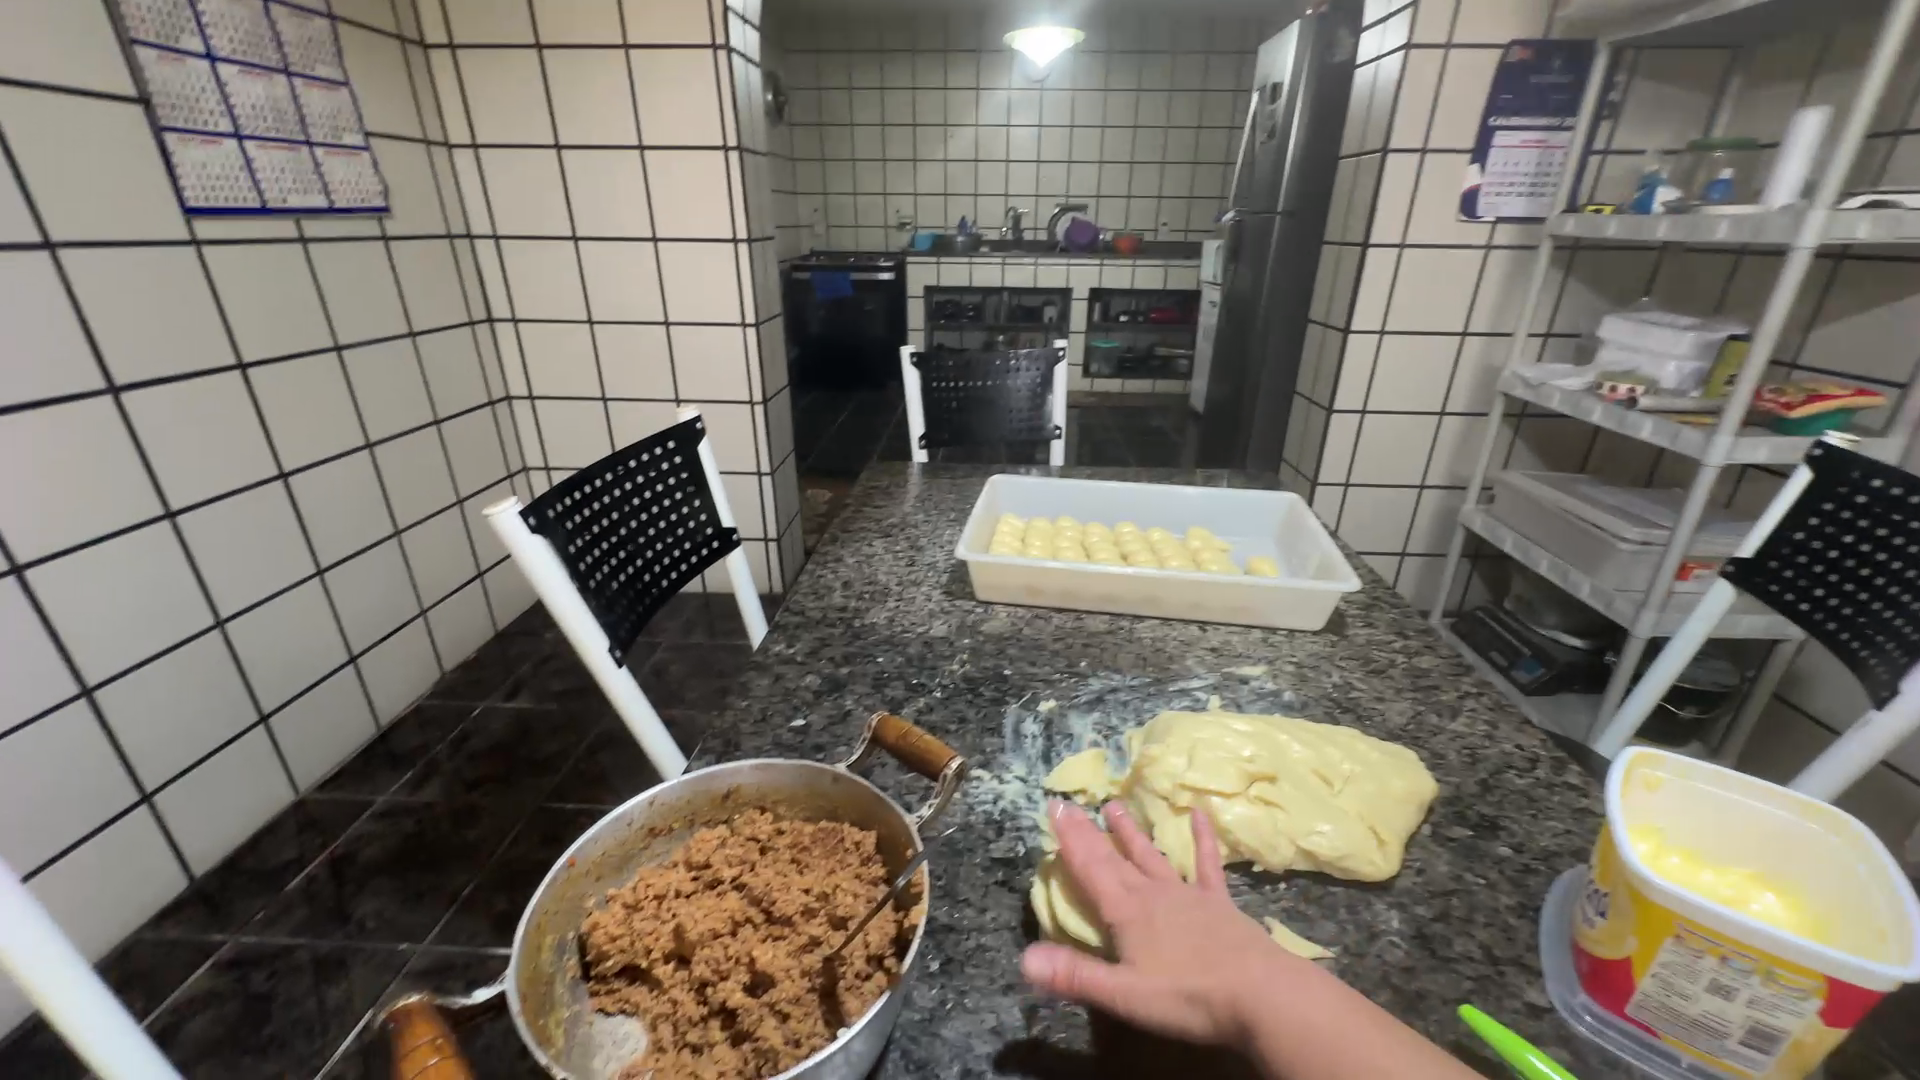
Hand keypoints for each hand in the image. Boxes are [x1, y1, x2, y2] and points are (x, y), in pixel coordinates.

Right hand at [1021, 800, 1307, 1049]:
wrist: (1261, 994)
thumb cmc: (1188, 996)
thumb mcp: (1125, 994)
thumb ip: (1075, 975)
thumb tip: (1024, 959)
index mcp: (1126, 912)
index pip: (1090, 868)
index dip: (1069, 839)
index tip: (1054, 807)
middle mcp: (1151, 893)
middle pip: (1114, 858)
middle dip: (1089, 832)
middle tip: (1071, 804)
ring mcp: (1186, 894)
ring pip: (1151, 856)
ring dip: (1131, 832)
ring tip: (1114, 805)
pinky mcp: (1218, 902)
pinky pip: (1206, 864)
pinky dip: (1202, 839)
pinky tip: (1199, 814)